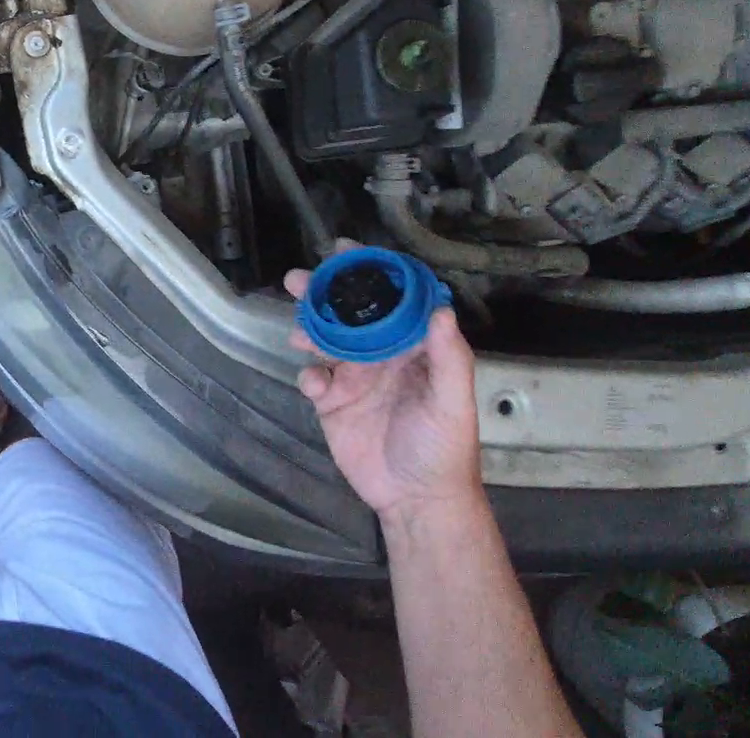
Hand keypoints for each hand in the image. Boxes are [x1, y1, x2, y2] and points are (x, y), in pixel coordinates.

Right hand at [284, 268, 482, 522]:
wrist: (415, 499)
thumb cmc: (443, 449)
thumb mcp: (453, 403)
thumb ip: (448, 358)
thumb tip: (441, 309)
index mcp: (410, 349)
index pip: (388, 301)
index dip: (368, 272)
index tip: (343, 250)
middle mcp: (378, 356)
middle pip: (345, 314)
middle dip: (321, 293)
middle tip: (297, 279)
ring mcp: (351, 378)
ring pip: (321, 340)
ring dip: (306, 328)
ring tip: (297, 330)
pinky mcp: (330, 402)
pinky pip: (310, 378)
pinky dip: (307, 375)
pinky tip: (315, 385)